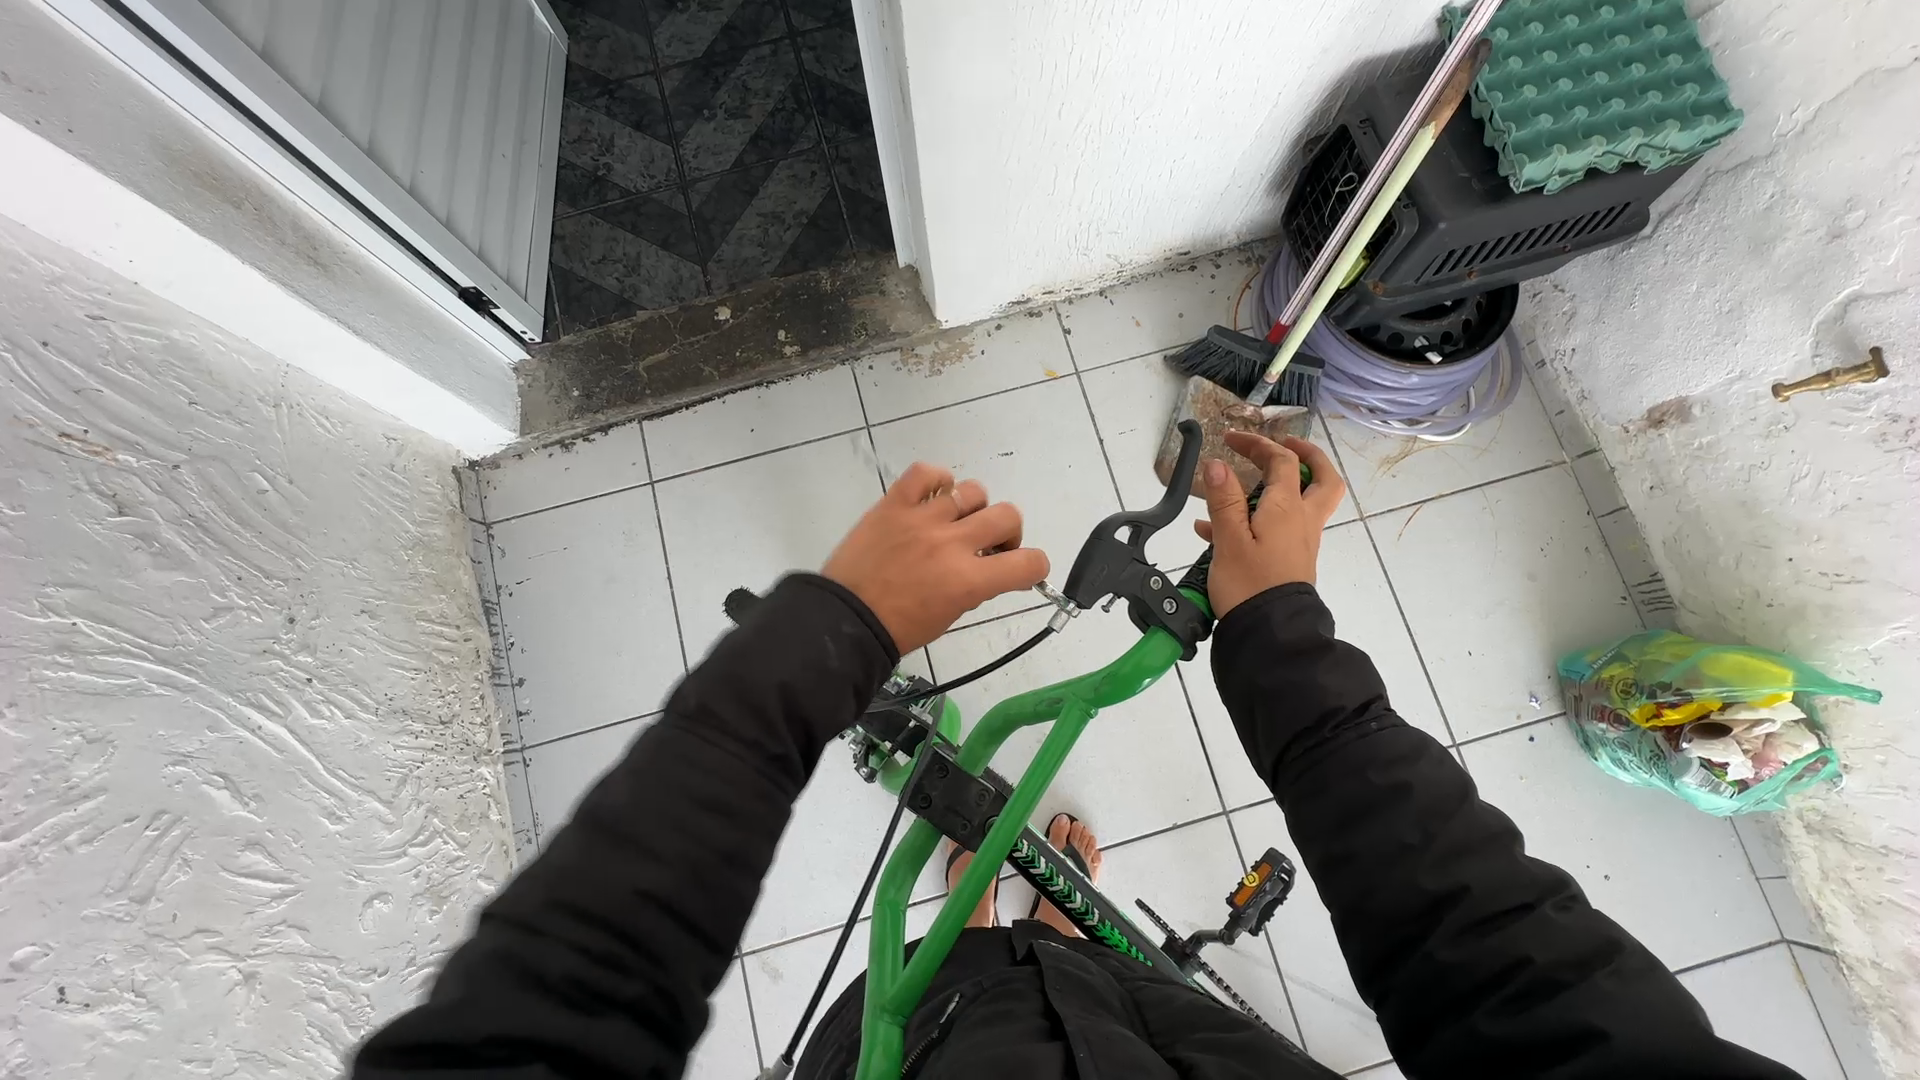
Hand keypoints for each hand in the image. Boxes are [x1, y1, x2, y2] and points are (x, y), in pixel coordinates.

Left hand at [823, 464, 1049, 652]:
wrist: (845, 618)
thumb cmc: (899, 627)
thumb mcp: (950, 616)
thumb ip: (976, 587)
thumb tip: (991, 567)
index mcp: (968, 581)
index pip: (1028, 562)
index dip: (1035, 566)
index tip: (1023, 570)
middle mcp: (951, 543)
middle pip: (1007, 516)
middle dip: (1007, 533)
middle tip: (987, 547)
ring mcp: (922, 519)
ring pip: (973, 492)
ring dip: (973, 509)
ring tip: (955, 522)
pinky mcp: (894, 504)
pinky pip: (926, 473)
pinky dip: (938, 480)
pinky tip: (935, 497)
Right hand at [1194, 431, 1344, 616]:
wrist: (1271, 633)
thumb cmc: (1249, 584)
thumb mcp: (1229, 539)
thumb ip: (1224, 500)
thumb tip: (1218, 464)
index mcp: (1286, 509)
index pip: (1281, 461)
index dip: (1258, 444)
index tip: (1231, 439)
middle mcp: (1301, 521)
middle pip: (1321, 479)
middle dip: (1305, 456)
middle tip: (1283, 446)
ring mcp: (1299, 542)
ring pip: (1304, 503)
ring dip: (1284, 485)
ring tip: (1247, 482)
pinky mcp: (1289, 561)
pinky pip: (1279, 528)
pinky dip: (1257, 518)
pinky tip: (1214, 529)